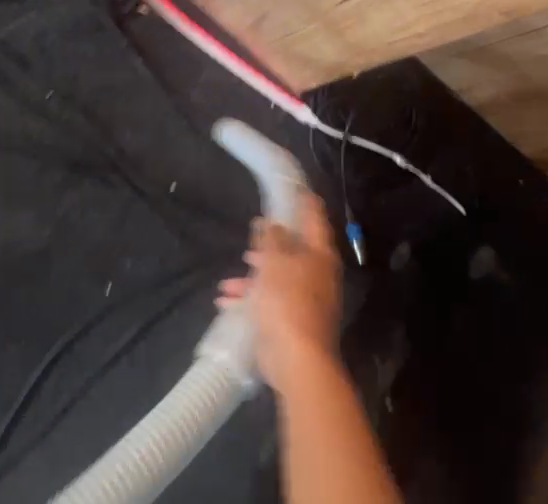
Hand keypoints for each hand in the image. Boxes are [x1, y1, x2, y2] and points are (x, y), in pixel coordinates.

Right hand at [216, 192, 344, 396]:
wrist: (297, 359)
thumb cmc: (288, 301)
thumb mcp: (275, 261)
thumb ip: (271, 238)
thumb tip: (270, 222)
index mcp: (319, 253)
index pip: (314, 217)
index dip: (303, 201)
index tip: (292, 188)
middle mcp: (318, 273)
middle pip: (294, 250)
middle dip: (269, 245)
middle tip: (253, 236)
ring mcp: (307, 299)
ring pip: (279, 278)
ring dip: (254, 277)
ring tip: (228, 281)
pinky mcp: (294, 322)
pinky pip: (271, 302)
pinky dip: (252, 299)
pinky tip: (228, 302)